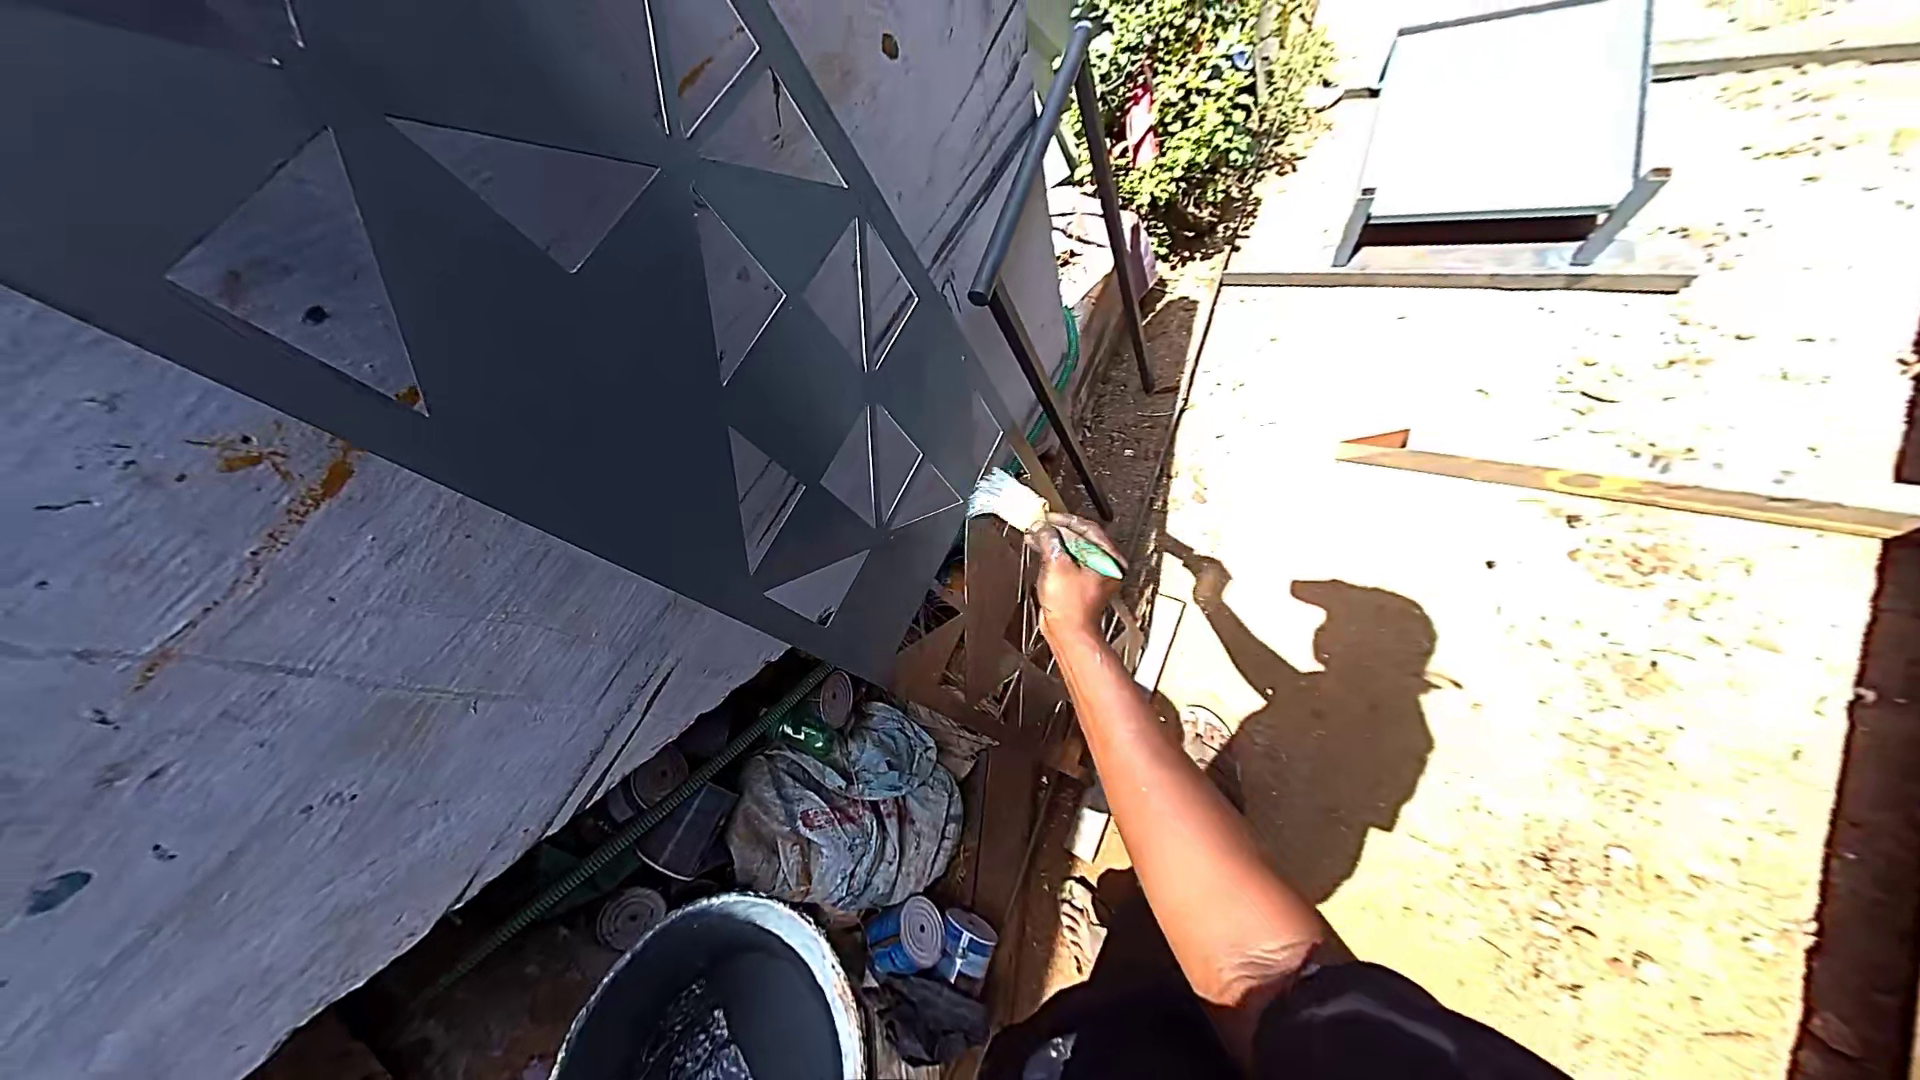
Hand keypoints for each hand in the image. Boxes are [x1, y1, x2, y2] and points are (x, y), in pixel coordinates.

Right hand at [1030, 512, 1124, 640]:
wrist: (1068, 633)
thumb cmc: (1070, 608)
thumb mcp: (1057, 565)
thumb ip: (1050, 540)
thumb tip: (1043, 527)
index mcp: (1108, 559)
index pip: (1087, 528)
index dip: (1065, 520)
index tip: (1048, 517)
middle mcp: (1105, 566)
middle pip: (1081, 538)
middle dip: (1057, 531)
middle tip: (1041, 525)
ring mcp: (1094, 575)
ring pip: (1073, 549)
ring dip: (1054, 542)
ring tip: (1037, 536)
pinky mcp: (1082, 584)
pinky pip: (1069, 562)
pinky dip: (1056, 555)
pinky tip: (1042, 551)